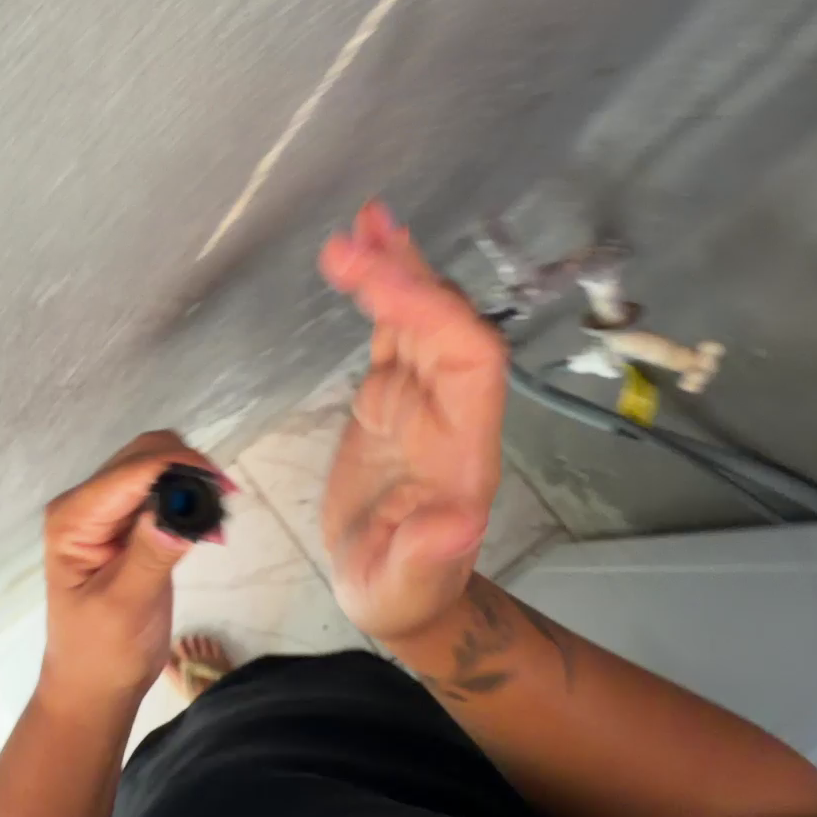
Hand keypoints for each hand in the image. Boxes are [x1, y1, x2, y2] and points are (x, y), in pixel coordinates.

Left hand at [39, 431, 229, 709]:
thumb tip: (179, 508)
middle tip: (224, 504)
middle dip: (187, 469)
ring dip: (191, 481)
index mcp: (74, 517)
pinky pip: (163, 490)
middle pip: (144, 455)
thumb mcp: (126, 607)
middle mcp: (87, 503)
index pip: (132, 470)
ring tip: (216, 522)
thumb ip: (150, 554)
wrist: (95, 685)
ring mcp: (107, 511)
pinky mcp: (129, 522)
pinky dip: (188, 498)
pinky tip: (208, 528)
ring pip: (156, 466)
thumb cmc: (102, 652)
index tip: (222, 488)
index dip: (178, 467)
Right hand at [318, 201, 510, 644]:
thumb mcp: (403, 591)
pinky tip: (362, 257)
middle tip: (351, 238)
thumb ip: (427, 558)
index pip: (466, 361)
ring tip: (363, 222)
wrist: (392, 587)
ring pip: (421, 319)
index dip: (430, 312)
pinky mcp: (391, 397)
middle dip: (405, 277)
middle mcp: (450, 412)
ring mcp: (422, 400)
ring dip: (396, 268)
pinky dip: (381, 291)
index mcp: (462, 450)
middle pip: (445, 325)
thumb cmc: (398, 593)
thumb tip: (458, 519)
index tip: (374, 279)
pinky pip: (393, 333)